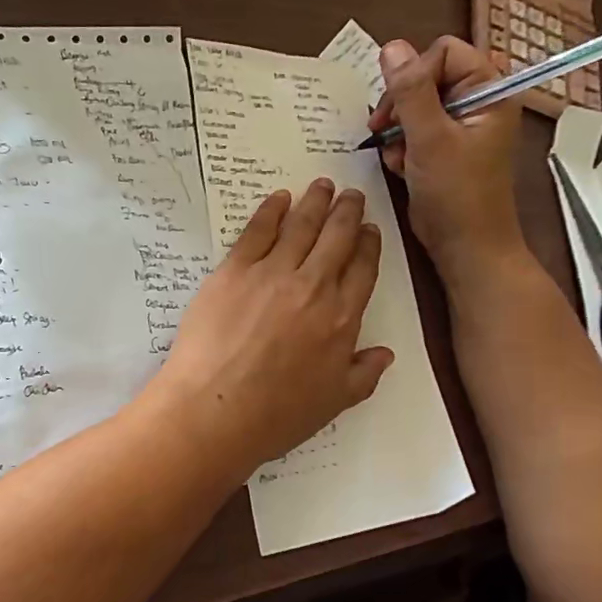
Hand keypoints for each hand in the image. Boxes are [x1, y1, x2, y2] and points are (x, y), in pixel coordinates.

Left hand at [142, 180, 394, 476]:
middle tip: (351, 193)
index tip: (369, 228)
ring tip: (322, 185)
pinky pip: (257, 231)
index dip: (368, 244)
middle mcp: (313, 288)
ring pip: (301, 227)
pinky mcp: (233, 270)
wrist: (216, 409)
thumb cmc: (276, 415)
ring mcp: (272, 275)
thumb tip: (385, 353)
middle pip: (337, 239)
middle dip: (347, 212)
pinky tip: (278, 198)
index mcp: (342, 320)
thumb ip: (363, 374)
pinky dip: (271, 210)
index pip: (363, 270)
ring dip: (315, 203)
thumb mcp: (334, 402)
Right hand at [367, 37, 523, 275]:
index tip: (395, 107)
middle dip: (400, 104)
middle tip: (382, 129)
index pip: (444, 53)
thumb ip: (409, 91)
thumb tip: (390, 47)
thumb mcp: (429, 138)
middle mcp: (475, 102)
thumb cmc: (456, 193)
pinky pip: (411, 129)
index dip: (414, 74)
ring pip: (413, 104)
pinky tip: (400, 166)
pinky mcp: (442, 147)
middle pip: (425, 77)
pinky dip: (400, 145)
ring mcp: (458, 126)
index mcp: (487, 91)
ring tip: (397, 154)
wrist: (465, 246)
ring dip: (397, 128)